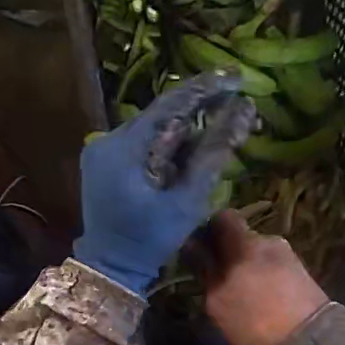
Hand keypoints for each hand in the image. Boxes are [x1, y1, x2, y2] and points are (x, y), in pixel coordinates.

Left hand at [73, 72, 249, 294]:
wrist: (110, 267)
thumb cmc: (151, 239)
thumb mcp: (189, 199)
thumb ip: (214, 153)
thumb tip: (243, 111)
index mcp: (123, 147)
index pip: (170, 104)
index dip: (206, 88)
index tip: (237, 77)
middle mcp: (107, 140)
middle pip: (161, 114)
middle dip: (200, 109)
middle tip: (237, 102)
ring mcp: (101, 150)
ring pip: (153, 127)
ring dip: (186, 127)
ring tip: (222, 121)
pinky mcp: (103, 161)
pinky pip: (142, 142)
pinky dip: (168, 142)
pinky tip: (193, 144)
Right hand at [200, 210, 328, 344]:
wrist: (308, 341)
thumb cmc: (254, 320)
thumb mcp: (218, 301)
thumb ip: (205, 270)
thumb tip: (193, 246)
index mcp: (243, 243)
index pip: (222, 217)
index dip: (209, 229)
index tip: (200, 248)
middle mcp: (267, 240)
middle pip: (241, 236)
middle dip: (228, 252)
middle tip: (218, 275)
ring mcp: (288, 254)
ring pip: (258, 252)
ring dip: (247, 265)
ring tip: (242, 291)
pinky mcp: (301, 271)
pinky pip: (273, 264)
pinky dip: (263, 275)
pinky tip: (261, 296)